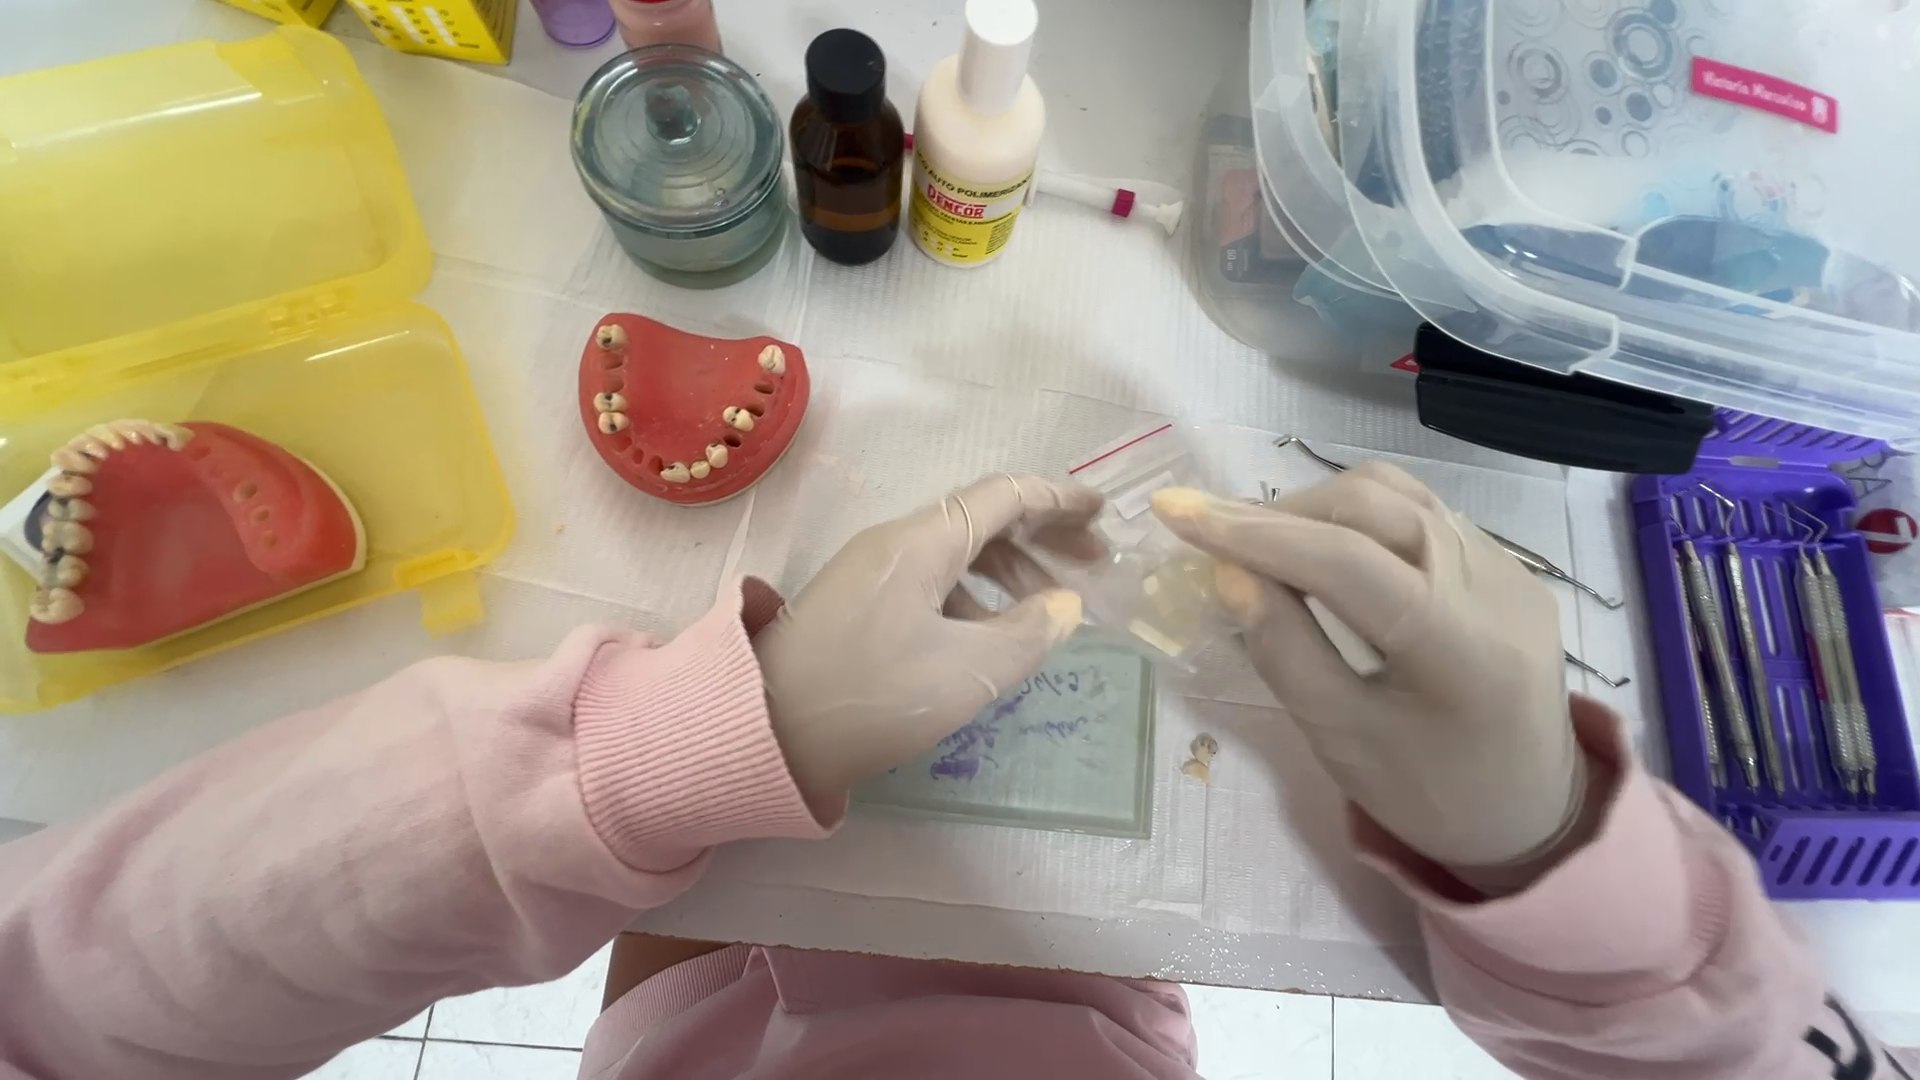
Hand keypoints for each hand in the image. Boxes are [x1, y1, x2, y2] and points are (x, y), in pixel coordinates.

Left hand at [754, 474, 1101, 806]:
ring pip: (957, 552)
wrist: (761, 731)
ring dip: (1008, 570)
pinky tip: (988, 632)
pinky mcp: (860, 600)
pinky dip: (973, 595)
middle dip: (1042, 535)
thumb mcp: (966, 672)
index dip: (1059, 501)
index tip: (1102, 515)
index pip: (1005, 496)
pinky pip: (931, 579)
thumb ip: (1029, 634)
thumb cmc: (872, 695)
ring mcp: (873, 569)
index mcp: (923, 541)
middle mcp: (897, 541)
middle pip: (983, 518)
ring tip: (1048, 608)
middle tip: (1091, 564)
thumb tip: (1066, 605)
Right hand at [1151, 463, 1589, 878]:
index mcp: (1460, 649)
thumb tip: (1229, 571)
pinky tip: (1318, 546)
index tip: (1174, 512)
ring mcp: (1507, 566)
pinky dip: (1349, 515)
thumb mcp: (1337, 735)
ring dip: (1312, 506)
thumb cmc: (1425, 791)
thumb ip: (1281, 648)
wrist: (1533, 812)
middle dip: (1276, 513)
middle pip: (1369, 505)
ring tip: (1261, 540)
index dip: (1252, 531)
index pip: (1343, 559)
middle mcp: (1496, 586)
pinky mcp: (1504, 562)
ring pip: (1392, 492)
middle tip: (1213, 534)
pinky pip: (1414, 509)